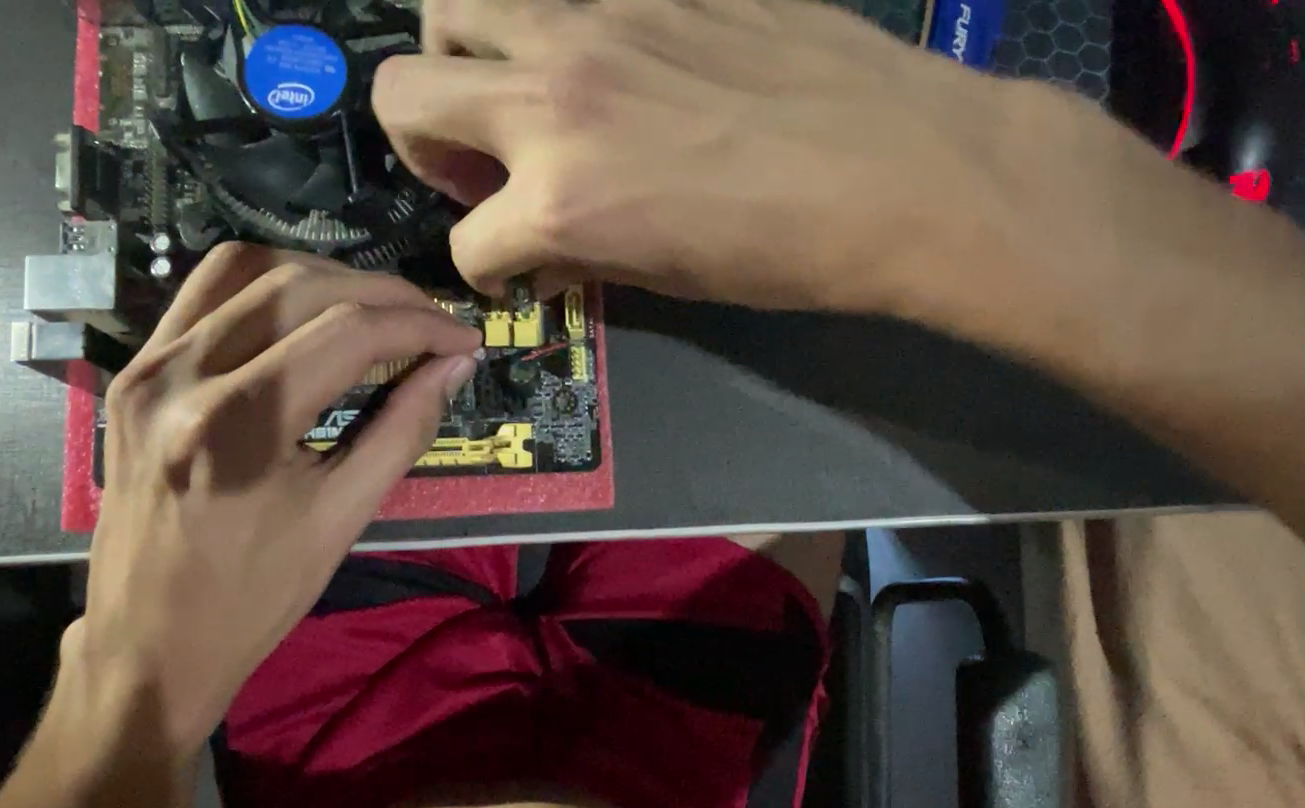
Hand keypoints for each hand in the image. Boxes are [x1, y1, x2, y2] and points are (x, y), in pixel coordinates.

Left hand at [68, 244, 480, 746]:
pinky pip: (204, 294)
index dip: (421, 327)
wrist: (153, 639)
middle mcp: (183, 374)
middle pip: (301, 287)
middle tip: (436, 323)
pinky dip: (269, 286)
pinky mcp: (135, 372)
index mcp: (240, 422)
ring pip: (246, 271)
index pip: (349, 333)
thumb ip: (403, 430)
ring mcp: (148, 366)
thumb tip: (454, 368)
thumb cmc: (258, 594)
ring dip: (328, 277)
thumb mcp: (344, 518)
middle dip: (385, 294)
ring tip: (381, 309)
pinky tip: (310, 311)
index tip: (465, 342)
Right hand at [372, 0, 1039, 311]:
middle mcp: (553, 99)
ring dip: (462, 55)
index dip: (486, 270)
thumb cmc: (792, 254)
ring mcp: (597, 21)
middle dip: (426, 145)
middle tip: (482, 169)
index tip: (515, 271)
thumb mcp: (674, 282)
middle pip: (404, 91)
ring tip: (513, 92)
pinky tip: (602, 62)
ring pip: (457, 4)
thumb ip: (588, 258)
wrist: (900, 169)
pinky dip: (550, 30)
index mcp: (561, 200)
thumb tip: (546, 255)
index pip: (467, 243)